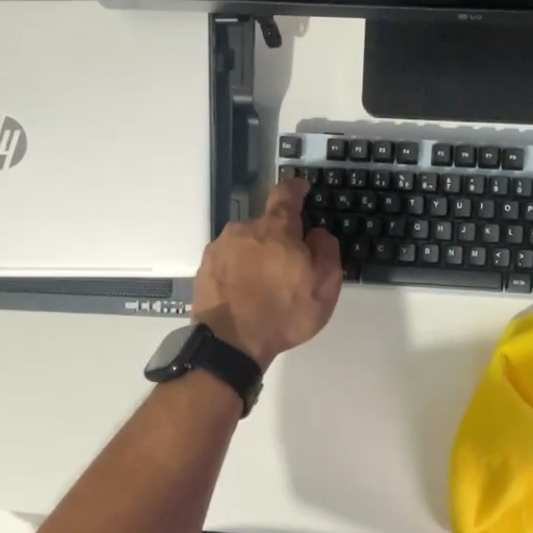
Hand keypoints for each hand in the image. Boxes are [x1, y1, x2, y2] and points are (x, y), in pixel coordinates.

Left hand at [191, 178, 343, 367]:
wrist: (230, 344)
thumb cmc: (283, 314)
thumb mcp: (324, 287)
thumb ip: (327, 251)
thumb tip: (317, 233)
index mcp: (276, 228)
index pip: (286, 193)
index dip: (297, 187)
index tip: (303, 189)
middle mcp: (244, 229)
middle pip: (267, 223)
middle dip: (280, 237)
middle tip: (291, 265)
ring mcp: (220, 247)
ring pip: (247, 242)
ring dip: (258, 254)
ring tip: (266, 284)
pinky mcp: (205, 267)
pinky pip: (230, 259)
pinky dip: (240, 269)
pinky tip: (247, 292)